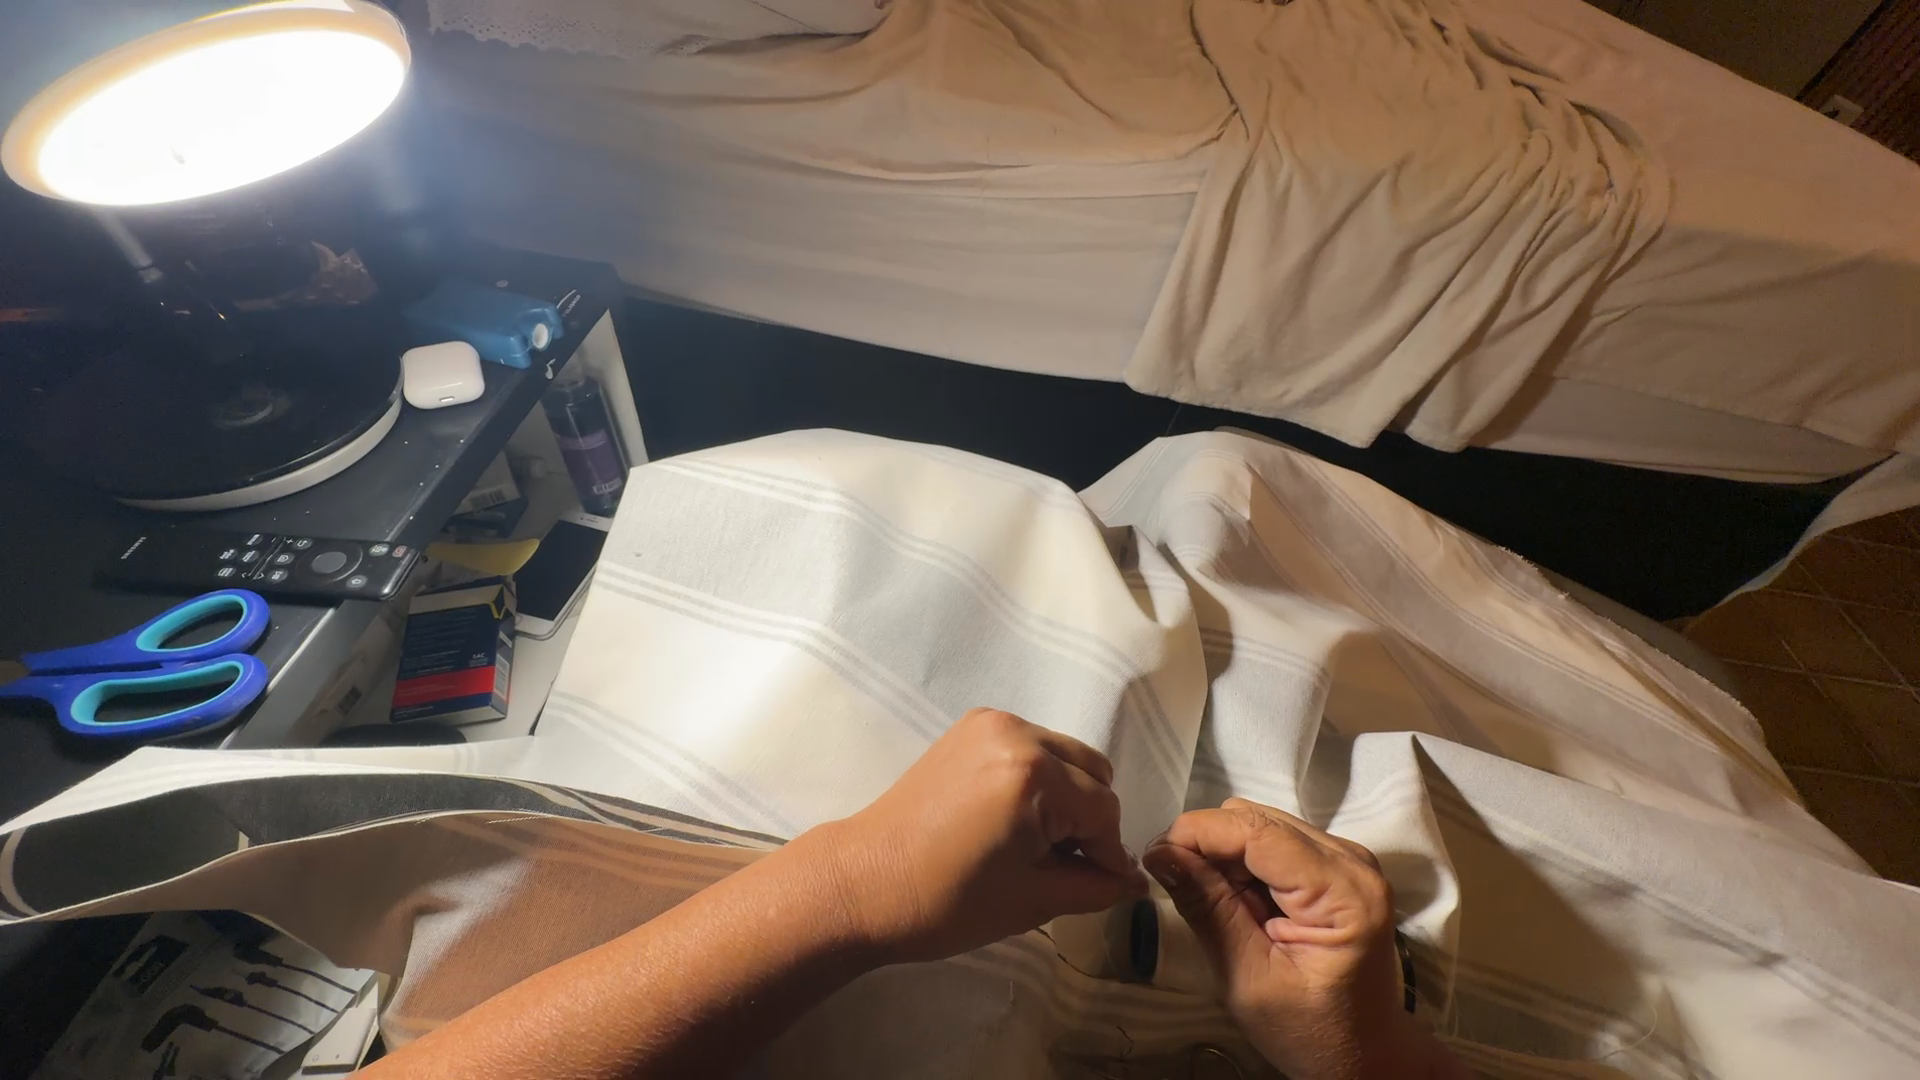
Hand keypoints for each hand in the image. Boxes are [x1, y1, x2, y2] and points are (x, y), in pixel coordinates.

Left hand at [805, 708, 1149, 964]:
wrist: (866, 879)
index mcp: (1034, 774)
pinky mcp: (971, 725)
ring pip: (1064, 754)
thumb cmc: (948, 901)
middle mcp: (1017, 732)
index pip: (1105, 809)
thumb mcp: (1034, 900)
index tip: (1099, 884)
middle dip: (1089, 817)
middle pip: (1092, 771)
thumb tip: (1137, 880)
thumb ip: (1097, 884)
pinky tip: (1012, 812)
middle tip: (1065, 861)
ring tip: (1036, 838)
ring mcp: (992, 722)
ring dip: (1067, 792)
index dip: (1107, 853)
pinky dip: (1037, 774)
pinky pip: (1030, 744)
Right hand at [1143, 799, 1459, 1079]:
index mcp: (1342, 893)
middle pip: (1254, 819)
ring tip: (1216, 900)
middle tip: (1182, 886)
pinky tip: (1239, 897)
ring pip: (1256, 821)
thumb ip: (1207, 908)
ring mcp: (1344, 855)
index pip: (1255, 831)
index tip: (1154, 857)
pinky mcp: (1333, 859)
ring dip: (1222, 852)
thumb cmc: (1310, 1032)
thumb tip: (1159, 852)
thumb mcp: (1247, 980)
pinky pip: (1269, 835)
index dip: (1197, 832)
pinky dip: (1240, 859)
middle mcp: (1350, 859)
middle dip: (1207, 844)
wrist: (1366, 1056)